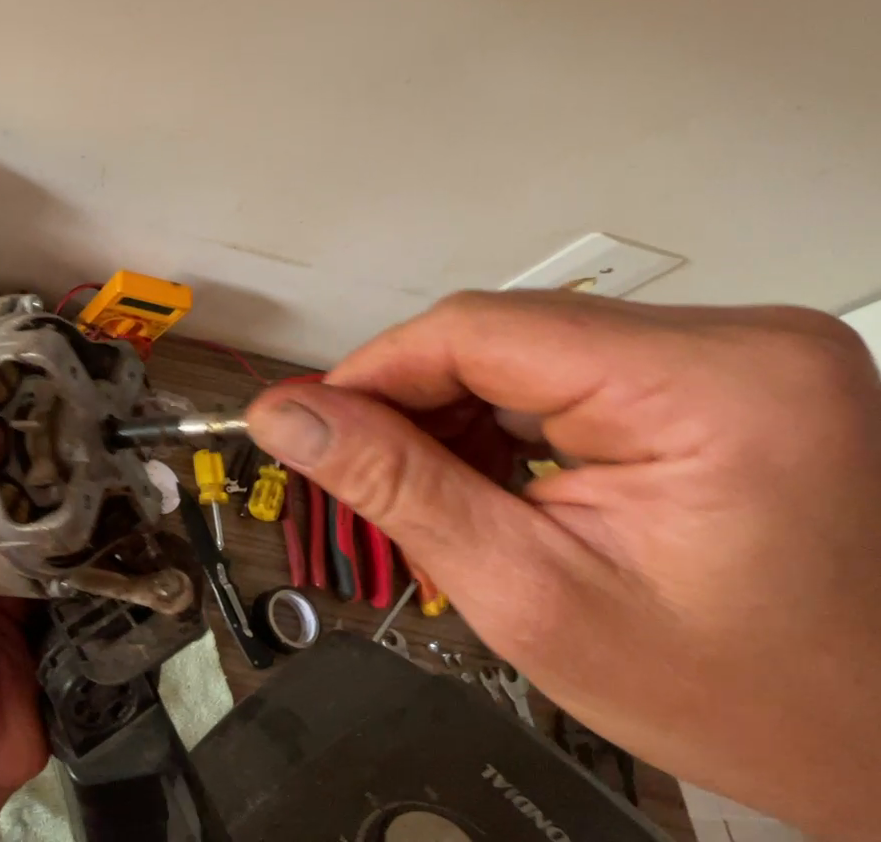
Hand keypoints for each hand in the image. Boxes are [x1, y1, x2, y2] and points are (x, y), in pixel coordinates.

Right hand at [244, 291, 880, 838]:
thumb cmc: (736, 694)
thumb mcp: (529, 593)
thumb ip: (394, 486)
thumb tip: (283, 415)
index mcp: (714, 386)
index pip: (476, 330)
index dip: (370, 375)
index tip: (312, 429)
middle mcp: (741, 340)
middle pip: (499, 333)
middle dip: (414, 404)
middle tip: (375, 483)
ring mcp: (740, 352)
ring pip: (522, 348)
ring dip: (455, 413)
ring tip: (443, 494)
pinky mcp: (726, 372)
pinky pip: (565, 367)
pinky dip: (505, 418)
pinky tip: (497, 479)